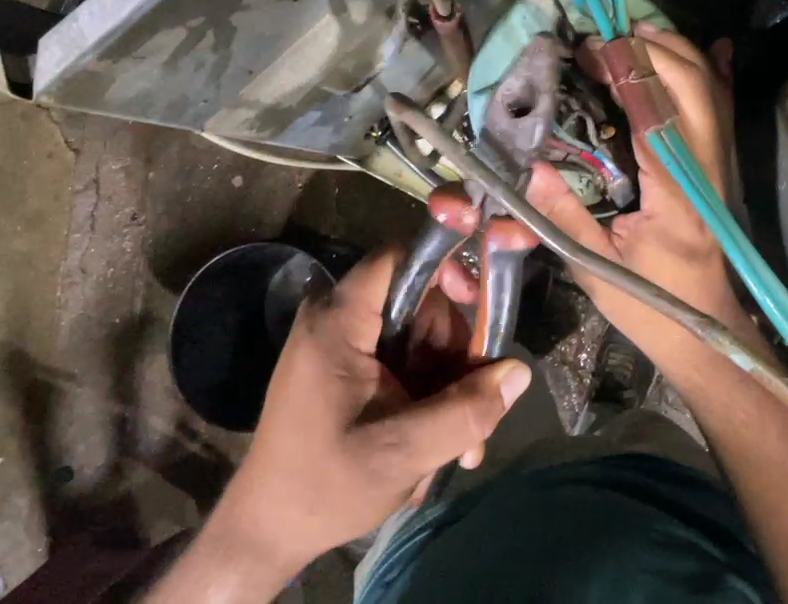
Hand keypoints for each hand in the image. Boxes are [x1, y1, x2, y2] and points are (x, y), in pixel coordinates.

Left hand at [152, 250, 531, 601]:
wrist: (267, 531)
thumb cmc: (324, 486)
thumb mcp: (404, 452)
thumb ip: (466, 409)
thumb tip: (520, 371)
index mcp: (339, 321)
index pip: (399, 256)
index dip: (445, 266)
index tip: (478, 303)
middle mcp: (338, 318)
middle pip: (421, 302)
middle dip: (455, 354)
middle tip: (474, 411)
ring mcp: (342, 343)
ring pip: (419, 335)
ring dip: (446, 383)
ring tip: (458, 445)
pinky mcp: (347, 367)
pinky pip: (402, 359)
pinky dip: (426, 393)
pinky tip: (434, 441)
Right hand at [526, 24, 753, 367]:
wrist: (708, 332)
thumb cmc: (651, 305)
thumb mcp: (596, 268)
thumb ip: (563, 217)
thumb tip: (530, 168)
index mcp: (675, 194)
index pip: (656, 115)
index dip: (627, 74)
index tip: (592, 49)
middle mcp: (705, 170)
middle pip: (693, 90)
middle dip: (653, 51)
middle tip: (607, 36)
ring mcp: (718, 166)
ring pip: (711, 93)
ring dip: (678, 55)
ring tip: (636, 33)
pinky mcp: (718, 169)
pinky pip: (722, 111)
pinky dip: (717, 75)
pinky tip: (712, 49)